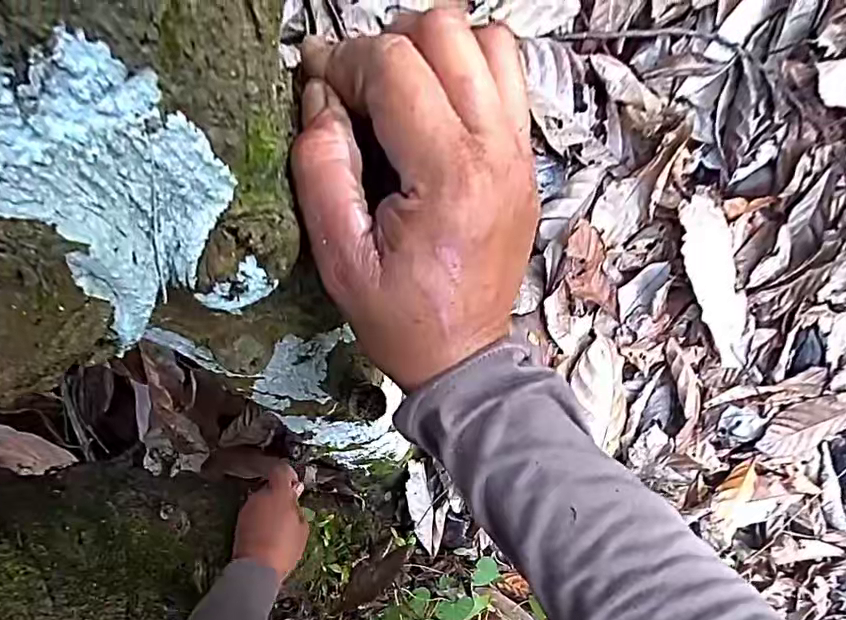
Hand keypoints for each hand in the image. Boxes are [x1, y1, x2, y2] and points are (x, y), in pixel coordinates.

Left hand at [233, 461, 307, 579]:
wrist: (256, 568)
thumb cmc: (284, 548)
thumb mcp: (302, 529)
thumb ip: (297, 507)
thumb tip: (294, 494)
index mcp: (278, 494)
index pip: (281, 470)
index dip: (289, 475)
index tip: (295, 486)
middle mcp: (260, 496)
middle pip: (271, 487)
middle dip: (280, 495)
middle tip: (290, 511)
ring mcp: (247, 507)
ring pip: (262, 500)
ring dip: (270, 507)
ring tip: (280, 527)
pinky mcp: (239, 520)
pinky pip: (254, 512)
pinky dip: (261, 517)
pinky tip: (268, 533)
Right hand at [291, 9, 538, 389]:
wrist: (462, 360)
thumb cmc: (406, 324)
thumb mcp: (341, 262)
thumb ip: (321, 172)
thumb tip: (320, 100)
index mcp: (449, 177)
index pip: (393, 65)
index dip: (343, 63)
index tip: (321, 89)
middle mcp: (496, 154)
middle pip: (446, 29)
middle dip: (388, 46)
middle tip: (358, 92)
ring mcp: (518, 157)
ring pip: (486, 41)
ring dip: (435, 51)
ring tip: (400, 97)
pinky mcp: (524, 166)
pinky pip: (506, 82)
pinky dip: (467, 77)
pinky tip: (435, 117)